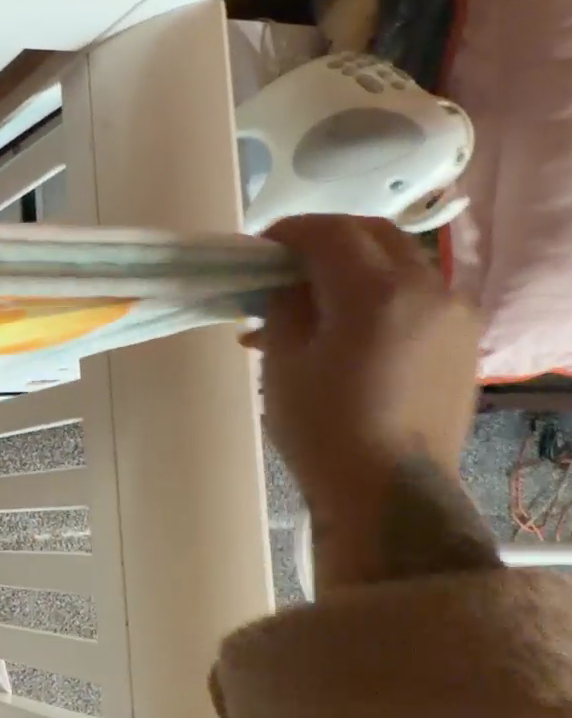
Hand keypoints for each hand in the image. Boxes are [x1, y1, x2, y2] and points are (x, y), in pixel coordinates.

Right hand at [253, 215, 495, 590]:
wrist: (387, 486)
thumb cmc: (320, 425)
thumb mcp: (284, 362)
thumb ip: (285, 309)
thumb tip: (284, 283)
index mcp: (377, 293)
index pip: (332, 233)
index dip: (289, 231)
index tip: (256, 247)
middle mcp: (428, 288)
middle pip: (375, 235)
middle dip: (324, 239)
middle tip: (278, 264)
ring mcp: (453, 312)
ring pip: (398, 263)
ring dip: (349, 267)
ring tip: (304, 304)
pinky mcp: (460, 338)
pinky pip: (413, 295)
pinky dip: (373, 294)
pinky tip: (338, 330)